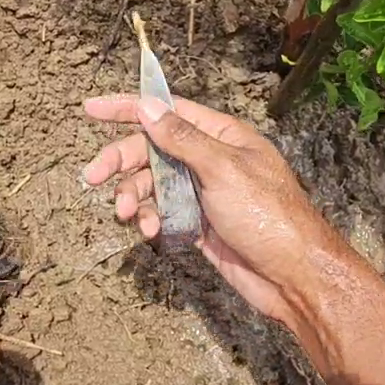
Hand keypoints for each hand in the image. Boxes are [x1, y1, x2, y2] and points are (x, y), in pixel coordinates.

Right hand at [81, 95, 357, 331]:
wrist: (292, 276)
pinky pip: (163, 213)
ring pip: (153, 184)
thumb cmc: (268, 216)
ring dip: (134, 195)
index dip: (129, 108)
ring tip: (127, 213)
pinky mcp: (198, 224)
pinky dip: (151, 219)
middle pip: (153, 150)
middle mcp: (210, 161)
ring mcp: (203, 193)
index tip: (91, 109)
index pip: (167, 112)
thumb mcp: (223, 169)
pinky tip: (150, 231)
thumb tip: (147, 107)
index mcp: (221, 136)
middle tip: (92, 176)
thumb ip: (182, 139)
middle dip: (121, 161)